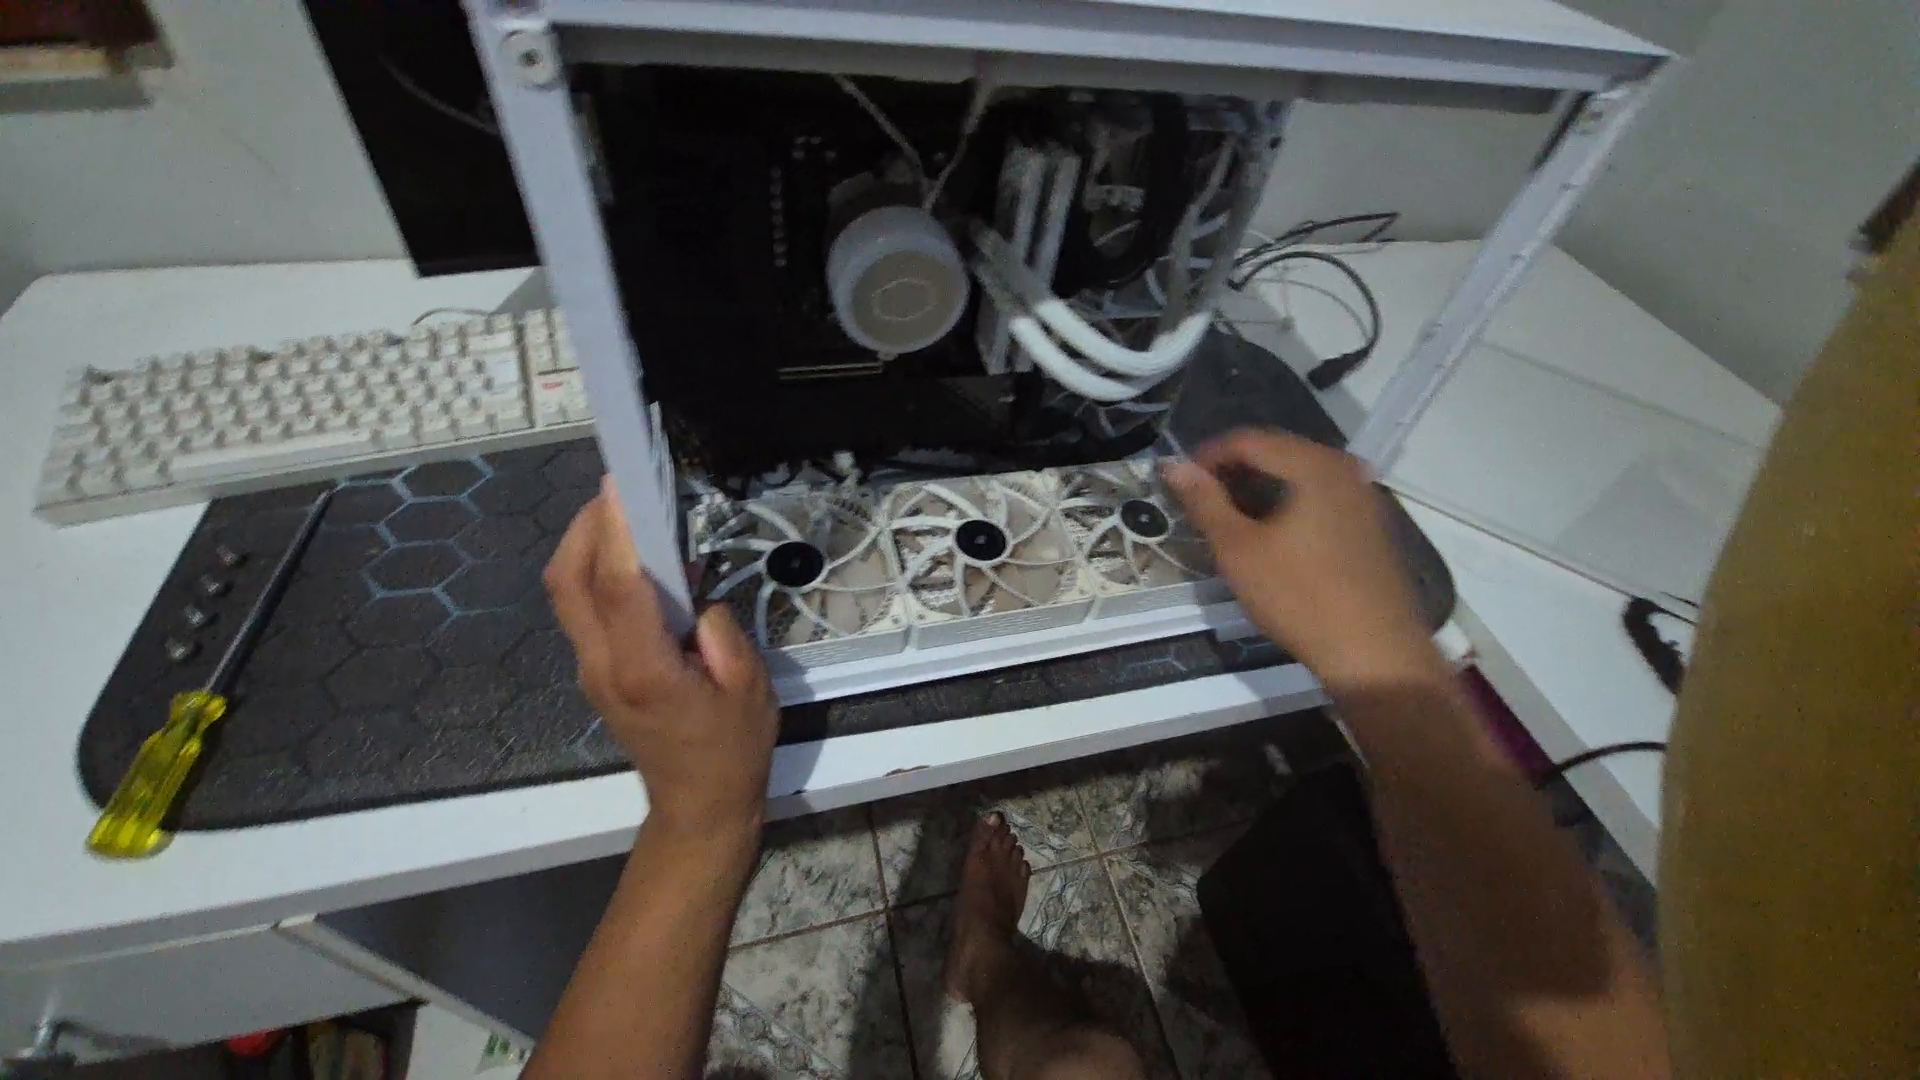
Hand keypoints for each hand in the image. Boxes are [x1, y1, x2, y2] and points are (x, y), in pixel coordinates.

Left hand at [544, 479, 779, 838]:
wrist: (699, 804)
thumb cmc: (732, 749)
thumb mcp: (750, 687)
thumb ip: (722, 633)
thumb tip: (697, 599)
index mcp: (644, 668)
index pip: (618, 586)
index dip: (614, 530)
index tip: (619, 484)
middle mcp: (603, 665)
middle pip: (568, 583)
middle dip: (582, 528)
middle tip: (616, 492)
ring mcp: (593, 671)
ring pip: (569, 596)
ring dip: (586, 549)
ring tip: (625, 517)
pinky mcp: (599, 674)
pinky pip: (586, 612)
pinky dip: (599, 575)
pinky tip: (638, 565)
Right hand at [1164, 429, 1444, 690]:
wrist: (1373, 651)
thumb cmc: (1299, 597)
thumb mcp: (1238, 550)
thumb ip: (1204, 502)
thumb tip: (1174, 466)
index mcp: (1314, 465)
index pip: (1248, 440)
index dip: (1207, 456)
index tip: (1180, 484)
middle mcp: (1345, 469)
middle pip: (1276, 452)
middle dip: (1233, 471)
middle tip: (1201, 501)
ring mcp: (1364, 496)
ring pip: (1298, 475)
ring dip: (1258, 488)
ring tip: (1228, 519)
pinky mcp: (1370, 523)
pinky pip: (1318, 496)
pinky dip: (1286, 503)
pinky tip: (1269, 534)